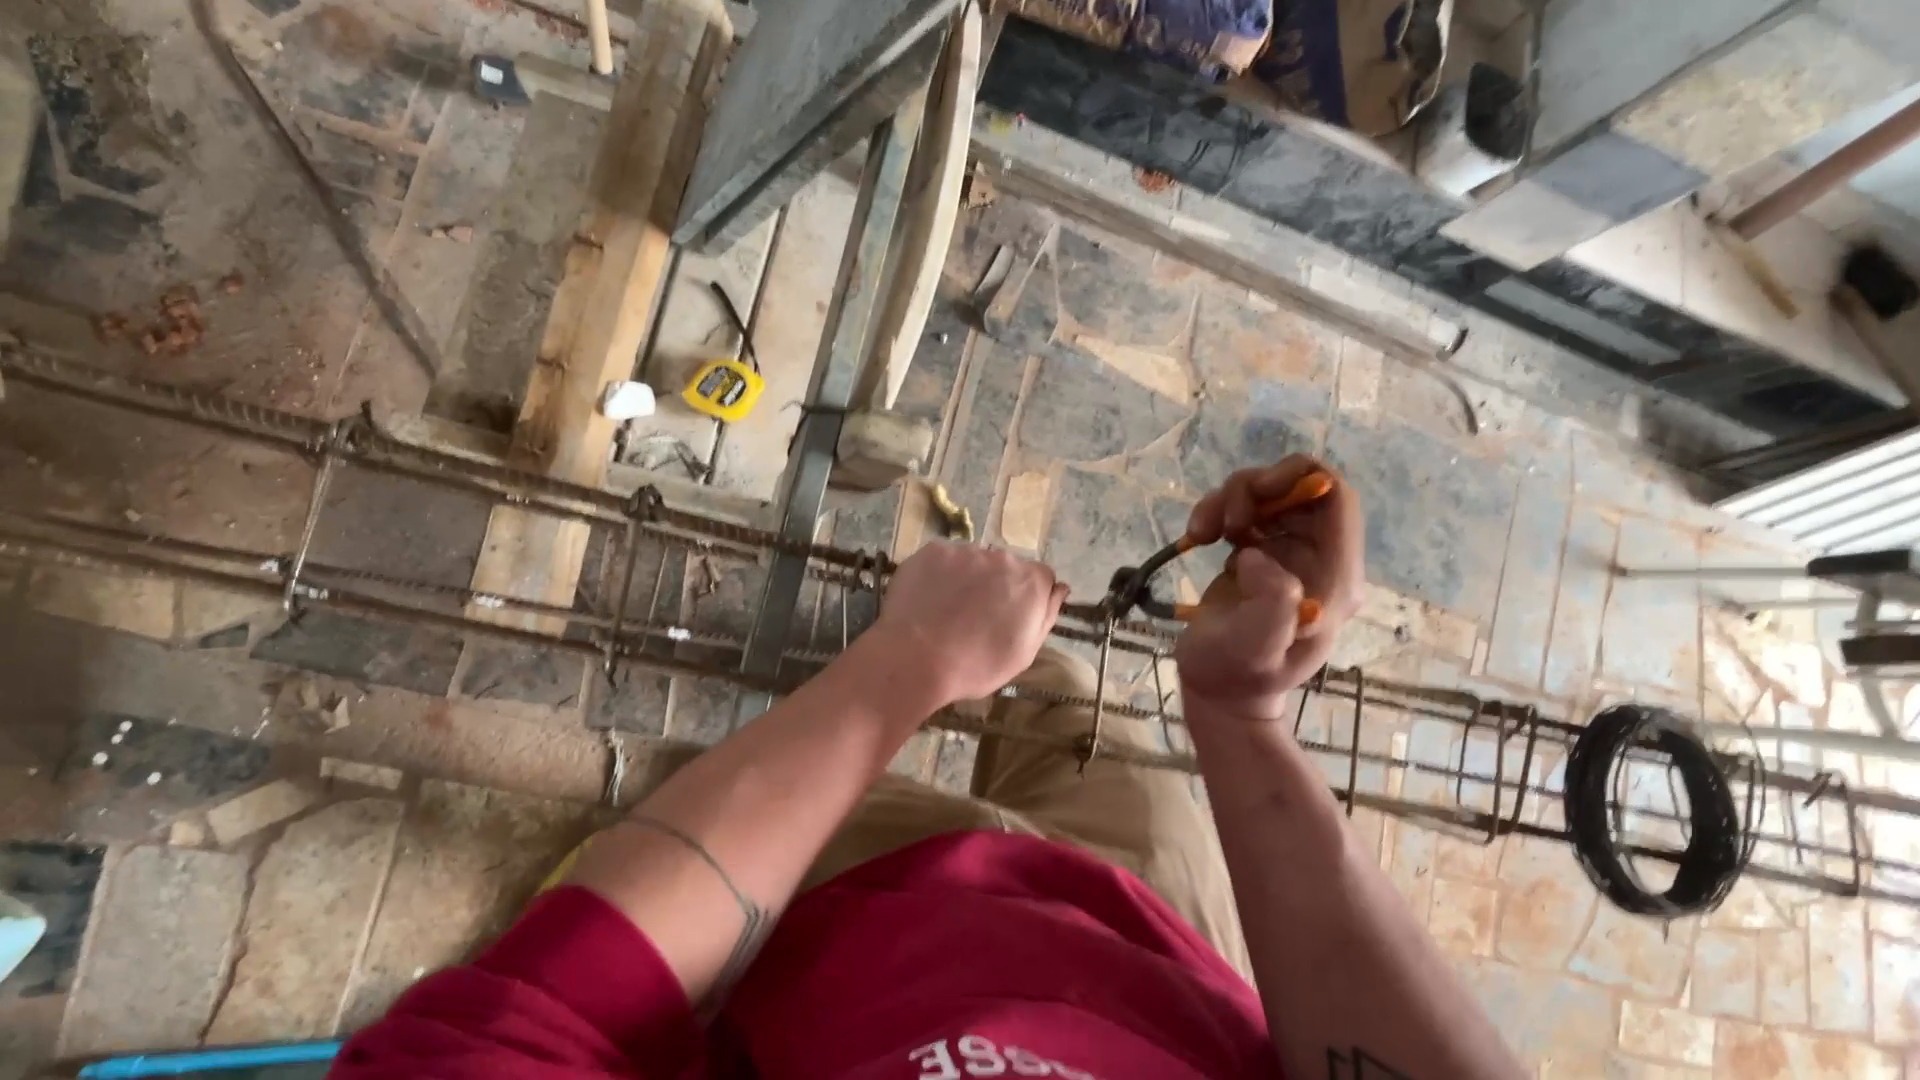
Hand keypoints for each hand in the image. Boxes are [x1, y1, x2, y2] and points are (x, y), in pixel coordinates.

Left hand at [876, 542, 1068, 704]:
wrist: (915, 659)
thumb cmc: (976, 666)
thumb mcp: (1024, 654)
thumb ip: (1045, 615)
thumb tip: (1059, 589)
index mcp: (1031, 582)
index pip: (1041, 578)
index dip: (1027, 597)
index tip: (1009, 617)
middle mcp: (1002, 558)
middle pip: (1007, 566)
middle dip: (997, 585)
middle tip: (976, 616)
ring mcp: (966, 551)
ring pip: (974, 561)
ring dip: (968, 578)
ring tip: (948, 610)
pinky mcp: (933, 550)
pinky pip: (944, 559)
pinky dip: (940, 574)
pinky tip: (929, 599)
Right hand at [1174, 455, 1365, 719]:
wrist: (1219, 692)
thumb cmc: (1234, 675)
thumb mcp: (1253, 648)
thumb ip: (1270, 605)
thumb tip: (1258, 556)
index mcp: (1334, 576)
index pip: (1337, 498)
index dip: (1300, 479)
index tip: (1256, 493)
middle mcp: (1320, 558)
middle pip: (1300, 488)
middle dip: (1254, 491)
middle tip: (1221, 525)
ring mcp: (1291, 554)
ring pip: (1269, 495)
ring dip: (1229, 500)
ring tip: (1202, 533)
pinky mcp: (1263, 554)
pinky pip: (1247, 511)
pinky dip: (1219, 512)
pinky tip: (1200, 537)